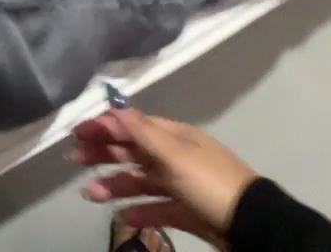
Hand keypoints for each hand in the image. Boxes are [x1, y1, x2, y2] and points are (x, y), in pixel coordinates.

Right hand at [72, 107, 259, 248]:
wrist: (256, 227)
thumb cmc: (211, 183)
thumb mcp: (175, 154)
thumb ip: (141, 132)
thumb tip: (113, 105)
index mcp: (173, 136)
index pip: (131, 125)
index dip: (104, 126)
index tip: (77, 132)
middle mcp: (174, 156)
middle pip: (132, 151)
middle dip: (103, 154)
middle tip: (74, 161)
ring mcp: (181, 185)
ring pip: (140, 181)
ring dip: (114, 185)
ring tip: (91, 195)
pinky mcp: (186, 212)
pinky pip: (156, 208)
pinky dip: (138, 211)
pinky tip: (121, 217)